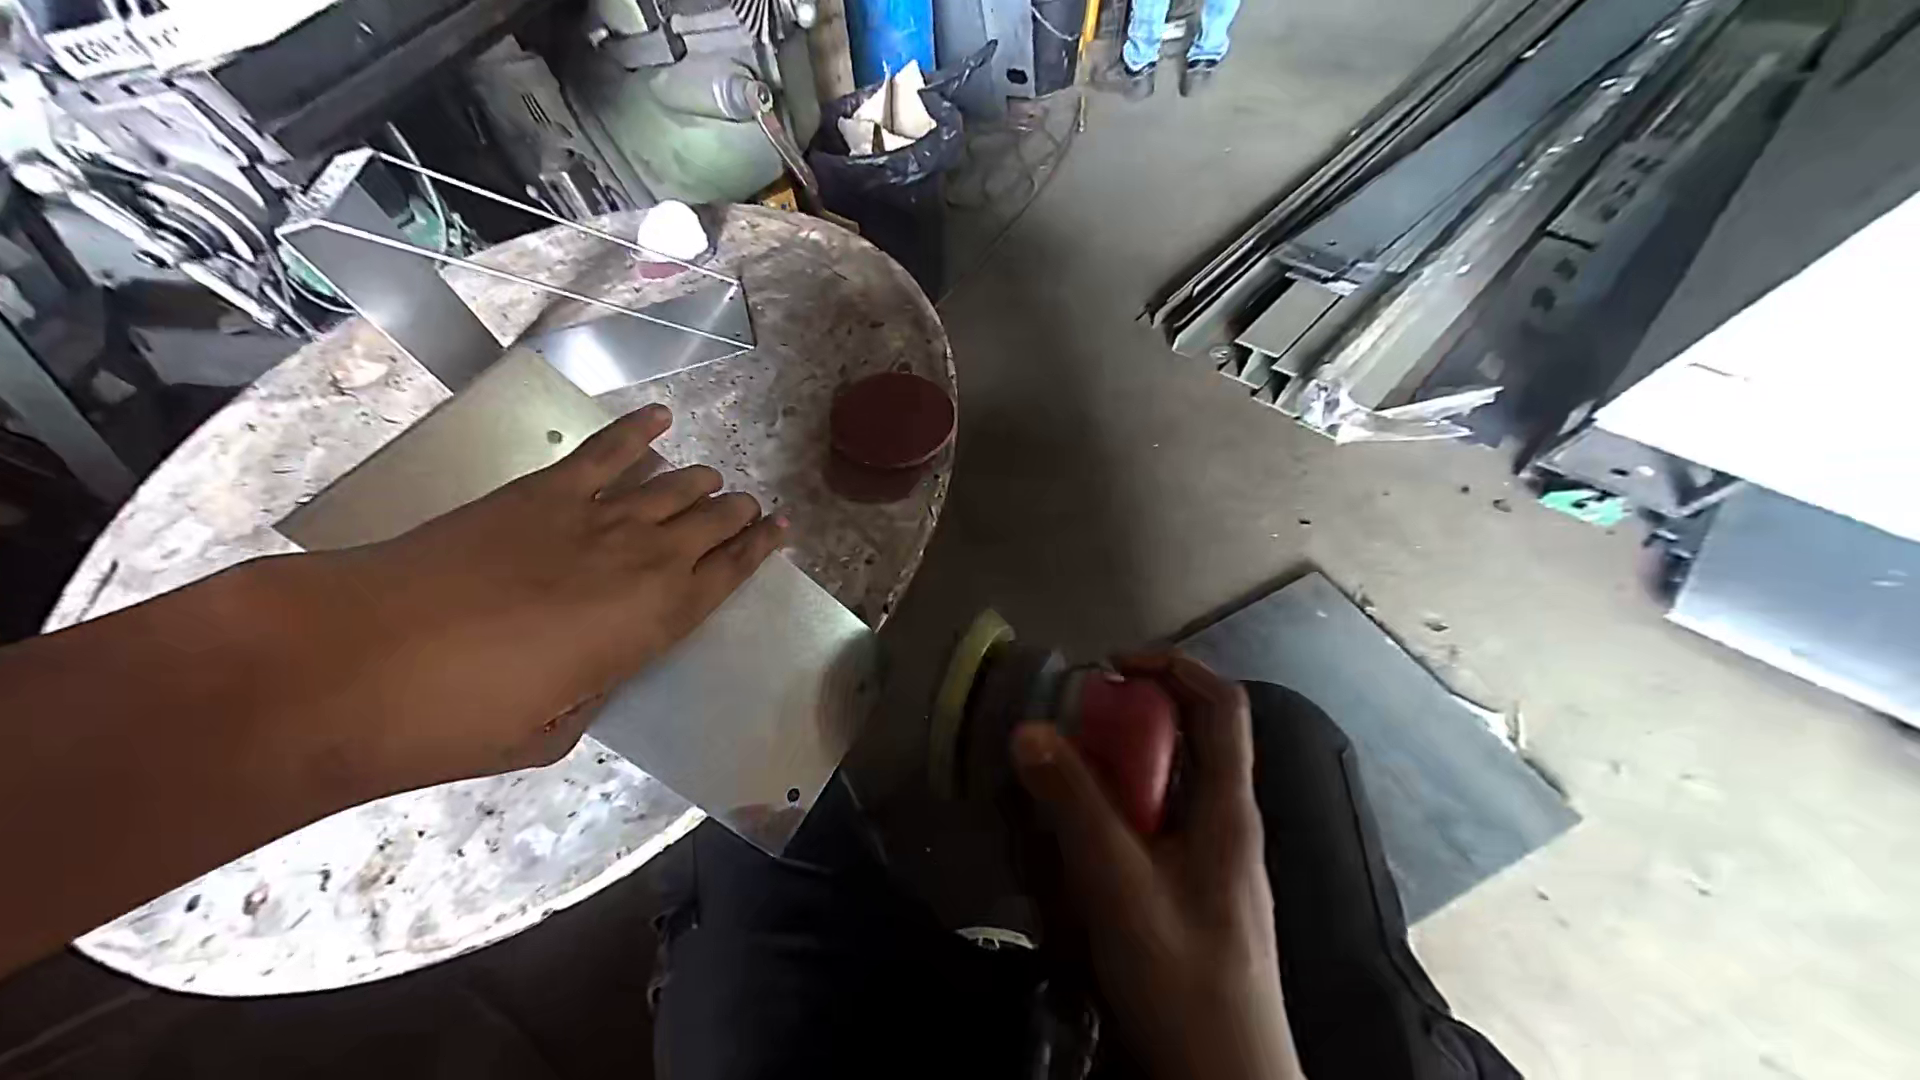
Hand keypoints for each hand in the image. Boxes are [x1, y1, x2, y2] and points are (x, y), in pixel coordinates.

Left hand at [234, 402, 785, 793]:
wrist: (360, 661)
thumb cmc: (464, 716)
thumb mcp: (556, 729)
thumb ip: (597, 686)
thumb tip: (601, 662)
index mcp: (656, 620)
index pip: (731, 573)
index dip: (761, 548)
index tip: (781, 528)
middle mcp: (645, 560)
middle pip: (712, 522)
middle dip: (738, 513)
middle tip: (748, 507)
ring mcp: (596, 518)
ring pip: (673, 486)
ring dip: (700, 481)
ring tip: (712, 479)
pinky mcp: (545, 490)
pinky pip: (606, 450)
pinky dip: (637, 430)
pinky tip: (661, 417)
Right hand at [1011, 653, 1302, 1079]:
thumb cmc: (1183, 977)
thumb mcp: (1119, 884)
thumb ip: (1074, 804)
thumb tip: (1029, 730)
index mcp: (1228, 806)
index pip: (1221, 704)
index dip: (1173, 667)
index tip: (1112, 669)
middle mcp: (1227, 819)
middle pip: (1187, 739)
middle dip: (1130, 721)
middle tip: (1072, 731)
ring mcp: (1213, 856)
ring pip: (1168, 783)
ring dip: (1118, 768)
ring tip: (1065, 783)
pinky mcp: (1194, 886)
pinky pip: (1156, 823)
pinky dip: (1119, 810)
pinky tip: (1081, 842)